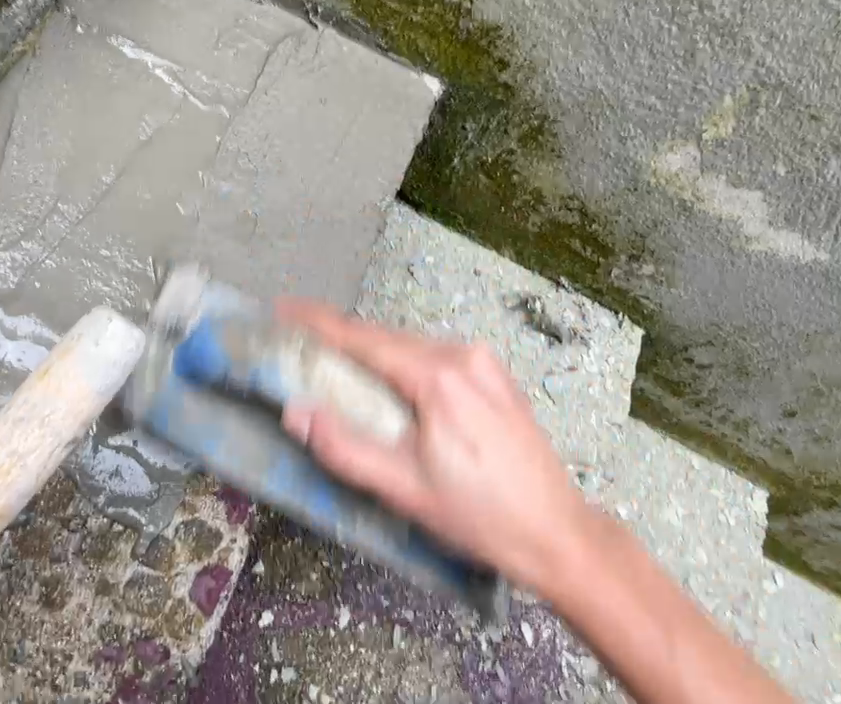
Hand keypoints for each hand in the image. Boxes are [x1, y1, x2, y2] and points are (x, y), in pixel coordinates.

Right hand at [276, 300, 591, 596]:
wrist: (557, 533)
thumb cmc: (479, 517)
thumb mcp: (404, 489)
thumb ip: (344, 447)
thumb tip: (296, 411)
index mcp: (439, 378)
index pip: (365, 340)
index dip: (319, 323)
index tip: (283, 308)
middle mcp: (463, 356)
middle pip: (387, 339)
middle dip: (341, 338)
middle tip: (299, 341)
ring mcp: (483, 362)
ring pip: (411, 347)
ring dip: (373, 352)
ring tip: (337, 363)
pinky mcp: (495, 375)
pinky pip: (436, 357)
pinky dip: (403, 362)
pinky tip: (390, 380)